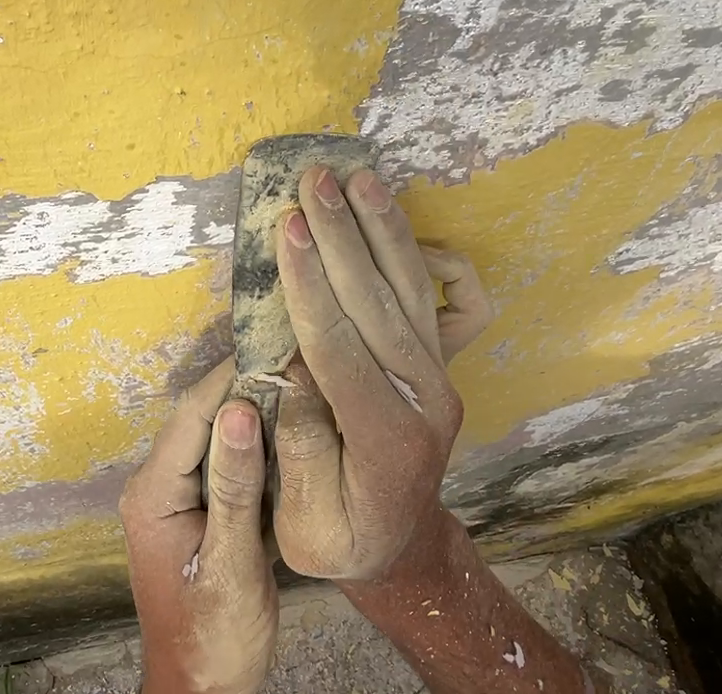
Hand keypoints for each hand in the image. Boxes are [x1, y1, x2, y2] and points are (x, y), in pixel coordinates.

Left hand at [119, 358, 278, 693]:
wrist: (202, 689)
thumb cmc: (213, 637)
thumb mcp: (230, 566)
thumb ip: (233, 489)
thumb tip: (238, 411)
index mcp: (153, 492)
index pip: (191, 413)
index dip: (230, 377)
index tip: (272, 346)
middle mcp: (156, 483)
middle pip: (199, 418)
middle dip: (243, 387)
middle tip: (291, 360)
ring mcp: (175, 494)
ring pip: (213, 435)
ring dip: (249, 412)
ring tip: (294, 382)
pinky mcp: (196, 506)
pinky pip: (222, 460)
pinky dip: (252, 443)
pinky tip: (285, 429)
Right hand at [270, 167, 491, 581]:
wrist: (401, 544)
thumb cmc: (342, 538)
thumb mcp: (307, 526)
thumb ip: (302, 446)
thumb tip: (288, 366)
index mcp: (386, 441)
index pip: (339, 347)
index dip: (310, 285)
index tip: (286, 230)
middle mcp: (422, 398)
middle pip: (378, 302)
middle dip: (342, 236)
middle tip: (313, 182)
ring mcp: (436, 376)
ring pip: (411, 289)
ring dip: (381, 228)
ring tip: (357, 177)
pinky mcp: (436, 362)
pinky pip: (436, 298)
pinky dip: (417, 252)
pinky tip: (390, 217)